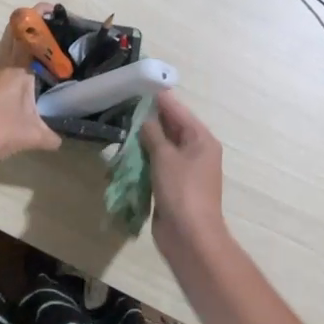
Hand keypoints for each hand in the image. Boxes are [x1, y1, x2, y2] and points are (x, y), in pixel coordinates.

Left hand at [0, 5, 62, 167]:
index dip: (38, 16)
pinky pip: (3, 63)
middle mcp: (3, 66)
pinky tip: (26, 77)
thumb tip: (62, 140)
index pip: (28, 34)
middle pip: (13, 32)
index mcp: (17, 70)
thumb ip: (51, 136)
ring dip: (22, 42)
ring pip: (7, 47)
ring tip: (44, 52)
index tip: (52, 9)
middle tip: (49, 24)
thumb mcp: (32, 136)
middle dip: (29, 22)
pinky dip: (16, 59)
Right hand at [141, 90, 226, 258]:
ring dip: (145, 139)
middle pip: (171, 126)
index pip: (178, 110)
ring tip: (123, 124)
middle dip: (150, 118)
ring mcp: (185, 169)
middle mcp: (196, 150)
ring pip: (163, 146)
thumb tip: (145, 118)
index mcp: (201, 139)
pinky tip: (127, 151)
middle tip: (125, 104)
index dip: (159, 98)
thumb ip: (153, 133)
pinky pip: (158, 164)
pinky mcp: (173, 185)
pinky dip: (145, 158)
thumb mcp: (165, 157)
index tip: (139, 84)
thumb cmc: (181, 191)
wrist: (190, 238)